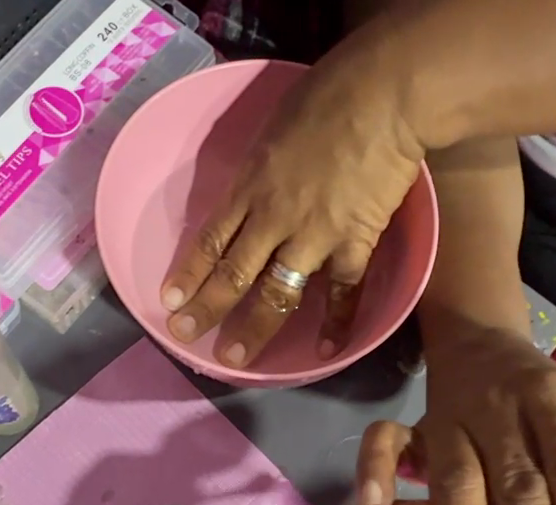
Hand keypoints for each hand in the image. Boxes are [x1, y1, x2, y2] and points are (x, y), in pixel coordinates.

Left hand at [160, 45, 423, 367]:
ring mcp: (314, 237)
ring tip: (234, 359)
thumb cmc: (327, 96)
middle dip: (207, 309)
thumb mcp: (272, 128)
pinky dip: (337, 323)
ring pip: (277, 293)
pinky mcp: (354, 244)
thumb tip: (254, 190)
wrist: (384, 95)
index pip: (211, 239)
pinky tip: (328, 351)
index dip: (189, 274)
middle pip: (234, 274)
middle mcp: (274, 219)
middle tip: (186, 336)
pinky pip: (343, 292)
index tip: (170, 302)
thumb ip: (260, 169)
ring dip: (254, 329)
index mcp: (251, 186)